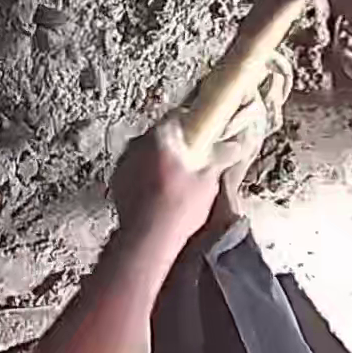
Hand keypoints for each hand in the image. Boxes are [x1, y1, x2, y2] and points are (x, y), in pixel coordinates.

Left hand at [111, 114, 263, 251]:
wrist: (148, 235)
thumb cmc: (180, 207)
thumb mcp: (208, 182)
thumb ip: (221, 157)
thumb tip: (235, 145)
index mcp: (161, 136)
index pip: (176, 117)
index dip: (190, 123)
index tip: (200, 133)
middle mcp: (138, 142)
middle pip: (159, 134)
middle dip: (174, 143)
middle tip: (190, 160)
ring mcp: (124, 160)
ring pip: (145, 150)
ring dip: (157, 158)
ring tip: (174, 179)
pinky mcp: (117, 177)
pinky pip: (133, 167)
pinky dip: (144, 173)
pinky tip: (157, 190)